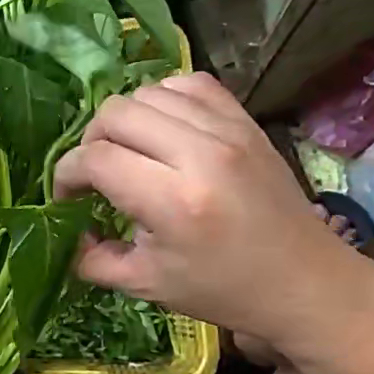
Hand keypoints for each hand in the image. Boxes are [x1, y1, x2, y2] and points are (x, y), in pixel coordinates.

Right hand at [53, 73, 373, 356]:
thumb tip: (67, 234)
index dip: (67, 175)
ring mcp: (228, 130)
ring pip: (148, 92)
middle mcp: (200, 153)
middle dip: (91, 142)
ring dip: (125, 120)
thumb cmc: (224, 290)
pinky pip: (189, 83)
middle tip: (97, 174)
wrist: (307, 282)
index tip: (68, 198)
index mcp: (173, 201)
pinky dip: (164, 99)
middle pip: (115, 114)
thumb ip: (94, 259)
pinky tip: (162, 129)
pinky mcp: (246, 121)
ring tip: (129, 151)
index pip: (96, 159)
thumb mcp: (148, 285)